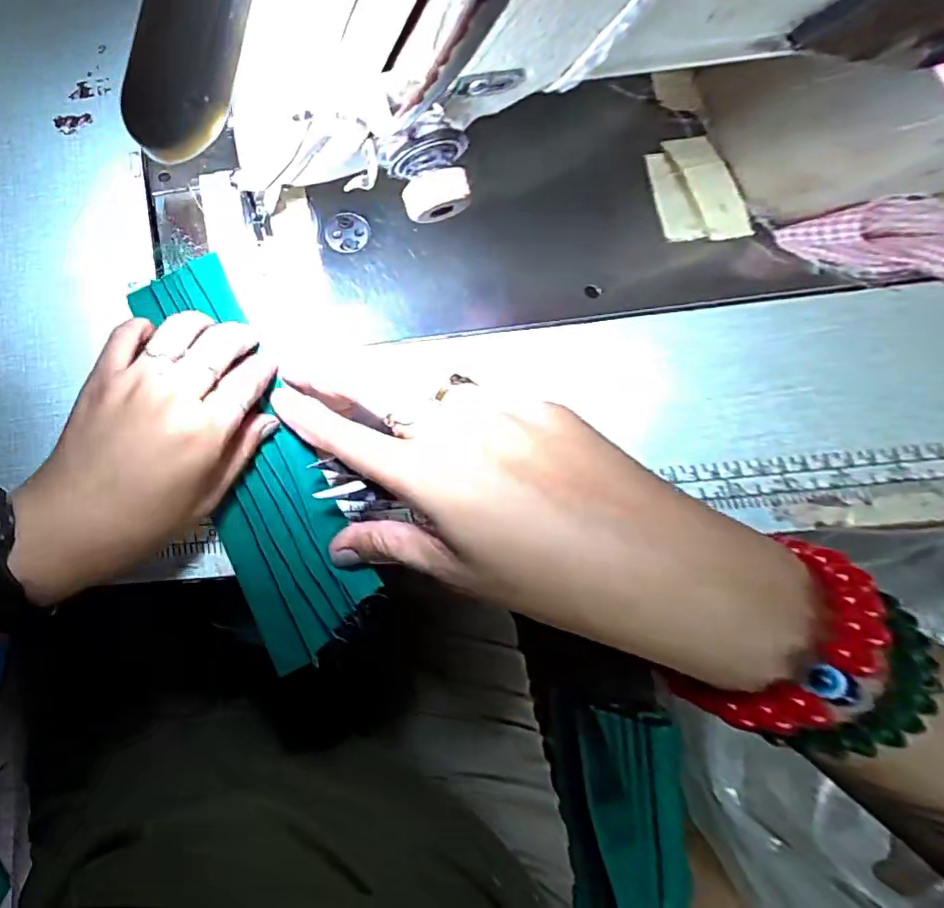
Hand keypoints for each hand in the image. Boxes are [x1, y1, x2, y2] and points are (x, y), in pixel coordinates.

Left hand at [6, 313, 276, 605]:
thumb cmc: (143, 522)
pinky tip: (156, 338)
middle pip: (219, 345)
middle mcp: (174, 395)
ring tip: (209, 331)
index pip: (246, 382)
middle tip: (248, 340)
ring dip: (202, 324)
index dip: (264, 368)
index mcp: (204, 431)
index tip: (269, 365)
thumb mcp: (204, 500)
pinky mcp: (103, 375)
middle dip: (242, 337)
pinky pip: (127, 333)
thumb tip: (267, 418)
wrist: (71, 523)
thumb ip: (239, 454)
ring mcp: (135, 379)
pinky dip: (146, 327)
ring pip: (178, 329)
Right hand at [268, 365, 816, 689]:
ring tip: (366, 385)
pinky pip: (477, 391)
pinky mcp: (537, 398)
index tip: (283, 396)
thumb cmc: (551, 582)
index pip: (350, 439)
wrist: (661, 561)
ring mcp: (499, 404)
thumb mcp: (463, 570)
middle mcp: (456, 428)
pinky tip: (458, 421)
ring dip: (389, 379)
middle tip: (301, 361)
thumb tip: (340, 546)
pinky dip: (450, 399)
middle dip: (332, 372)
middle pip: (377, 386)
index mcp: (431, 477)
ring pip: (426, 380)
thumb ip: (395, 544)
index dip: (310, 417)